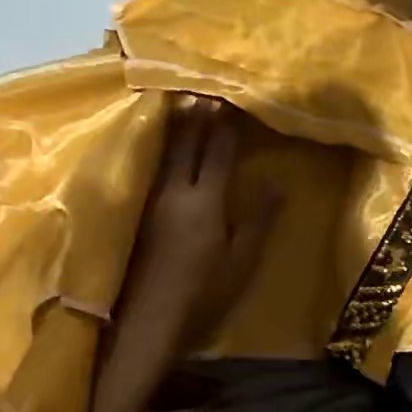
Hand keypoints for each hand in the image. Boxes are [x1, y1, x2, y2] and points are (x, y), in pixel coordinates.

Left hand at [117, 97, 277, 348]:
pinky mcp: (135, 212)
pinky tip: (159, 143)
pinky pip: (149, 166)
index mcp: (205, 201)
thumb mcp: (241, 259)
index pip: (217, 151)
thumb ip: (258, 219)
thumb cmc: (202, 293)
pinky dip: (159, 148)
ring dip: (174, 126)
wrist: (145, 322)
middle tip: (203, 89)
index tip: (229, 98)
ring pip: (163, 152)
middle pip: (186, 143)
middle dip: (196, 115)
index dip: (224, 124)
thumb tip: (276, 182)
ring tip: (180, 103)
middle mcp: (174, 191)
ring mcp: (150, 200)